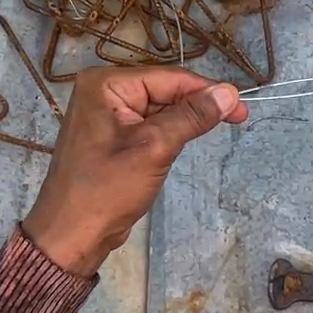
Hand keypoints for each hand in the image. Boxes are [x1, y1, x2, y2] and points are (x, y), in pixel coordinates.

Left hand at [23, 66, 246, 274]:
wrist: (70, 235)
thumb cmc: (107, 189)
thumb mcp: (155, 147)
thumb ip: (192, 116)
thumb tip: (229, 92)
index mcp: (106, 83)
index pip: (169, 77)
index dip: (207, 90)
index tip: (241, 106)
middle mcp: (103, 91)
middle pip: (164, 89)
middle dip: (198, 104)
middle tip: (237, 119)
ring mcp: (106, 114)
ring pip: (160, 108)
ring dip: (186, 119)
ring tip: (219, 127)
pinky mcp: (112, 136)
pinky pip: (149, 124)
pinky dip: (170, 132)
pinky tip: (188, 138)